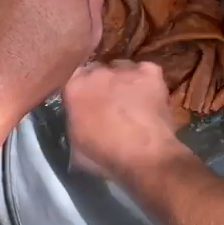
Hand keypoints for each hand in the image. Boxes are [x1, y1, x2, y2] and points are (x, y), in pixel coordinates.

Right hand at [62, 60, 193, 184]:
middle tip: (109, 103)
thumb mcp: (75, 144)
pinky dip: (146, 81)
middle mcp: (96, 71)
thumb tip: (78, 123)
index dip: (82, 91)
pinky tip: (148, 96)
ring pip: (121, 68)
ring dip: (123, 81)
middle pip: (97, 71)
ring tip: (131, 100)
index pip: (73, 79)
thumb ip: (74, 123)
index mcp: (73, 87)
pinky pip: (145, 70)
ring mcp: (124, 69)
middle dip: (101, 84)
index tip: (87, 103)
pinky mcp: (150, 72)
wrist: (143, 155)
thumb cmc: (104, 156)